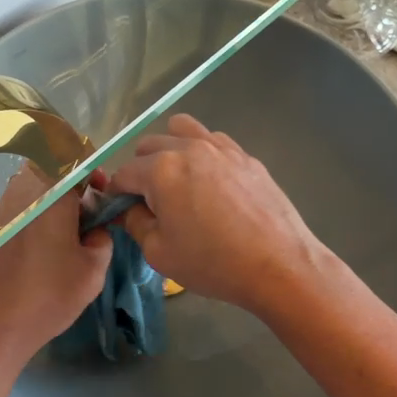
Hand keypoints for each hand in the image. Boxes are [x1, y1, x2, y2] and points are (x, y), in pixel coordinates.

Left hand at [0, 165, 112, 370]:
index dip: (92, 169)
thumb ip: (102, 240)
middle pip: (51, 164)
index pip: (74, 157)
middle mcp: (22, 191)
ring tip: (67, 230)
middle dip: (72, 180)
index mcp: (51, 194)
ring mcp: (2, 208)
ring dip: (53, 195)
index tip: (102, 193)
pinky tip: (44, 245)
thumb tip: (96, 229)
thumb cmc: (46, 297)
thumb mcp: (91, 272)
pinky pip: (19, 204)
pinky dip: (36, 212)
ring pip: (33, 184)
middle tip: (86, 211)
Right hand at [107, 114, 330, 317]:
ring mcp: (221, 147)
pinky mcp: (246, 156)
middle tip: (152, 204)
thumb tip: (127, 209)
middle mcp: (189, 147)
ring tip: (180, 183)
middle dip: (141, 171)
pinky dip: (201, 153)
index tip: (122, 213)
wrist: (280, 265)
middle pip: (148, 146)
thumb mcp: (159, 252)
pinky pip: (212, 141)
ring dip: (170, 151)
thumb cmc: (213, 263)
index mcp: (161, 169)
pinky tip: (211, 184)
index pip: (123, 174)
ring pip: (181, 130)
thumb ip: (135, 223)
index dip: (116, 195)